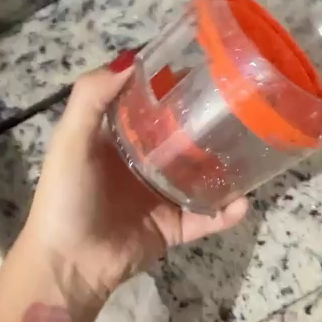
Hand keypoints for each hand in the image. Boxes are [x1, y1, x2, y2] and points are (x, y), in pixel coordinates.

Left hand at [16, 65, 248, 310]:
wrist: (69, 263)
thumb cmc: (66, 197)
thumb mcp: (70, 140)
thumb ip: (92, 97)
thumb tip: (133, 58)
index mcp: (116, 139)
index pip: (149, 104)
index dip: (172, 85)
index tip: (204, 65)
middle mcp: (141, 164)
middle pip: (181, 137)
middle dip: (208, 123)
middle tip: (242, 105)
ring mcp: (159, 197)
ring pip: (201, 176)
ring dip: (225, 165)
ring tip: (254, 149)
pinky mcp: (173, 228)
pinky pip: (206, 217)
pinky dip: (226, 212)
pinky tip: (243, 201)